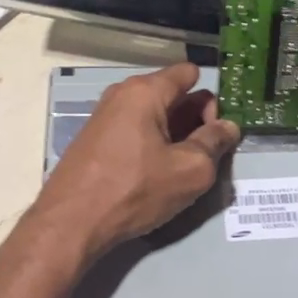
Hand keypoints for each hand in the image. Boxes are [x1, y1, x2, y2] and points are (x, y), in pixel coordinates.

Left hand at [23, 63, 240, 263]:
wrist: (70, 224)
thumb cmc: (134, 190)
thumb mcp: (189, 170)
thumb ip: (214, 144)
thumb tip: (228, 127)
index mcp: (145, 91)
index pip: (189, 73)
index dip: (211, 98)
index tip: (219, 131)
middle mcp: (122, 95)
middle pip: (172, 95)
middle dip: (196, 120)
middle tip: (207, 155)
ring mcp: (105, 117)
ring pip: (154, 116)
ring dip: (175, 137)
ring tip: (185, 170)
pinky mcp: (96, 141)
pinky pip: (136, 132)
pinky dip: (153, 147)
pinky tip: (157, 177)